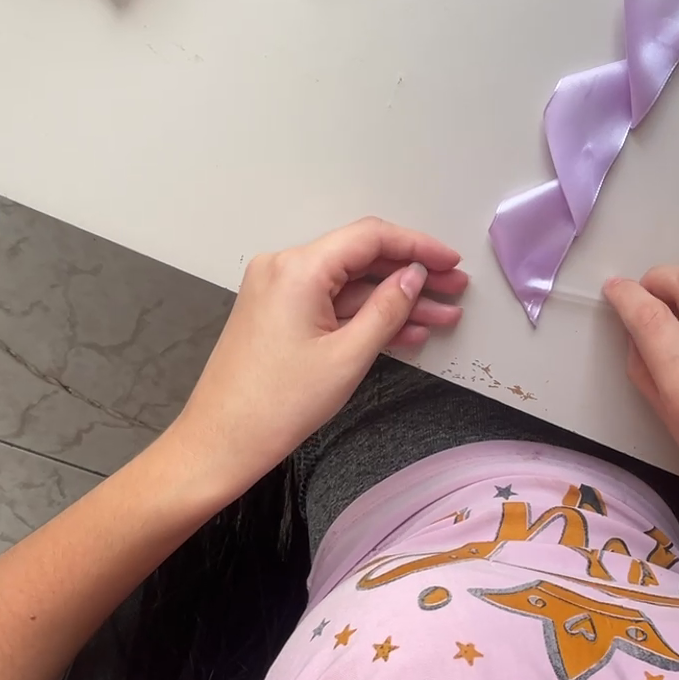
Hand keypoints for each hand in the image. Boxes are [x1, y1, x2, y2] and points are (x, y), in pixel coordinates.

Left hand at [170, 218, 466, 493]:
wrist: (224, 441)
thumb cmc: (277, 405)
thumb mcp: (348, 356)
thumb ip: (387, 309)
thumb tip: (413, 276)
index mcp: (298, 269)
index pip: (370, 238)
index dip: (418, 246)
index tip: (450, 261)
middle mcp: (285, 269)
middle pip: (362, 259)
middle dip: (412, 275)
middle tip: (454, 288)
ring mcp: (280, 291)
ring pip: (351, 286)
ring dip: (395, 301)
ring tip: (442, 317)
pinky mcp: (279, 314)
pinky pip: (332, 305)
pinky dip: (366, 317)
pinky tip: (405, 332)